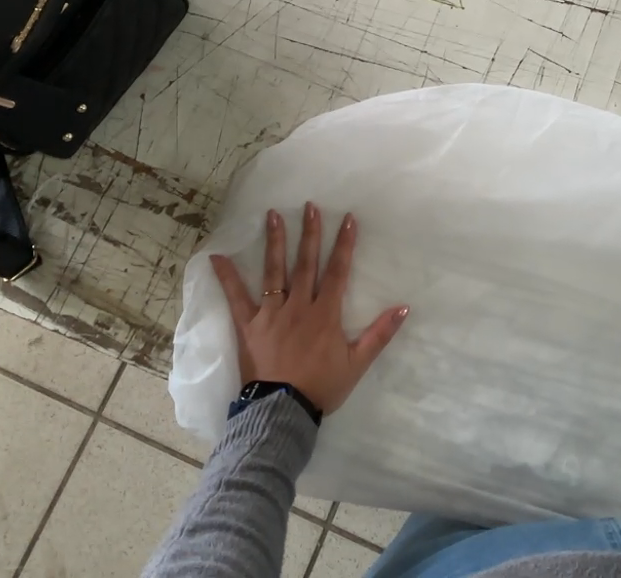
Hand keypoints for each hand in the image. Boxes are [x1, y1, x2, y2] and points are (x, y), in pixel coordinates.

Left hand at [210, 202, 408, 414]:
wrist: (282, 413)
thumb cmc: (321, 388)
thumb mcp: (357, 363)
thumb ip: (380, 334)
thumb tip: (404, 308)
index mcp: (325, 314)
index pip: (338, 271)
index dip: (344, 244)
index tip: (348, 219)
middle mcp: (298, 306)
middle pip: (305, 263)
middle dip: (310, 233)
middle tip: (309, 206)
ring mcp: (271, 314)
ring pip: (274, 272)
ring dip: (275, 242)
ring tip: (273, 215)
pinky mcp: (248, 326)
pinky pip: (236, 298)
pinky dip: (227, 277)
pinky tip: (216, 257)